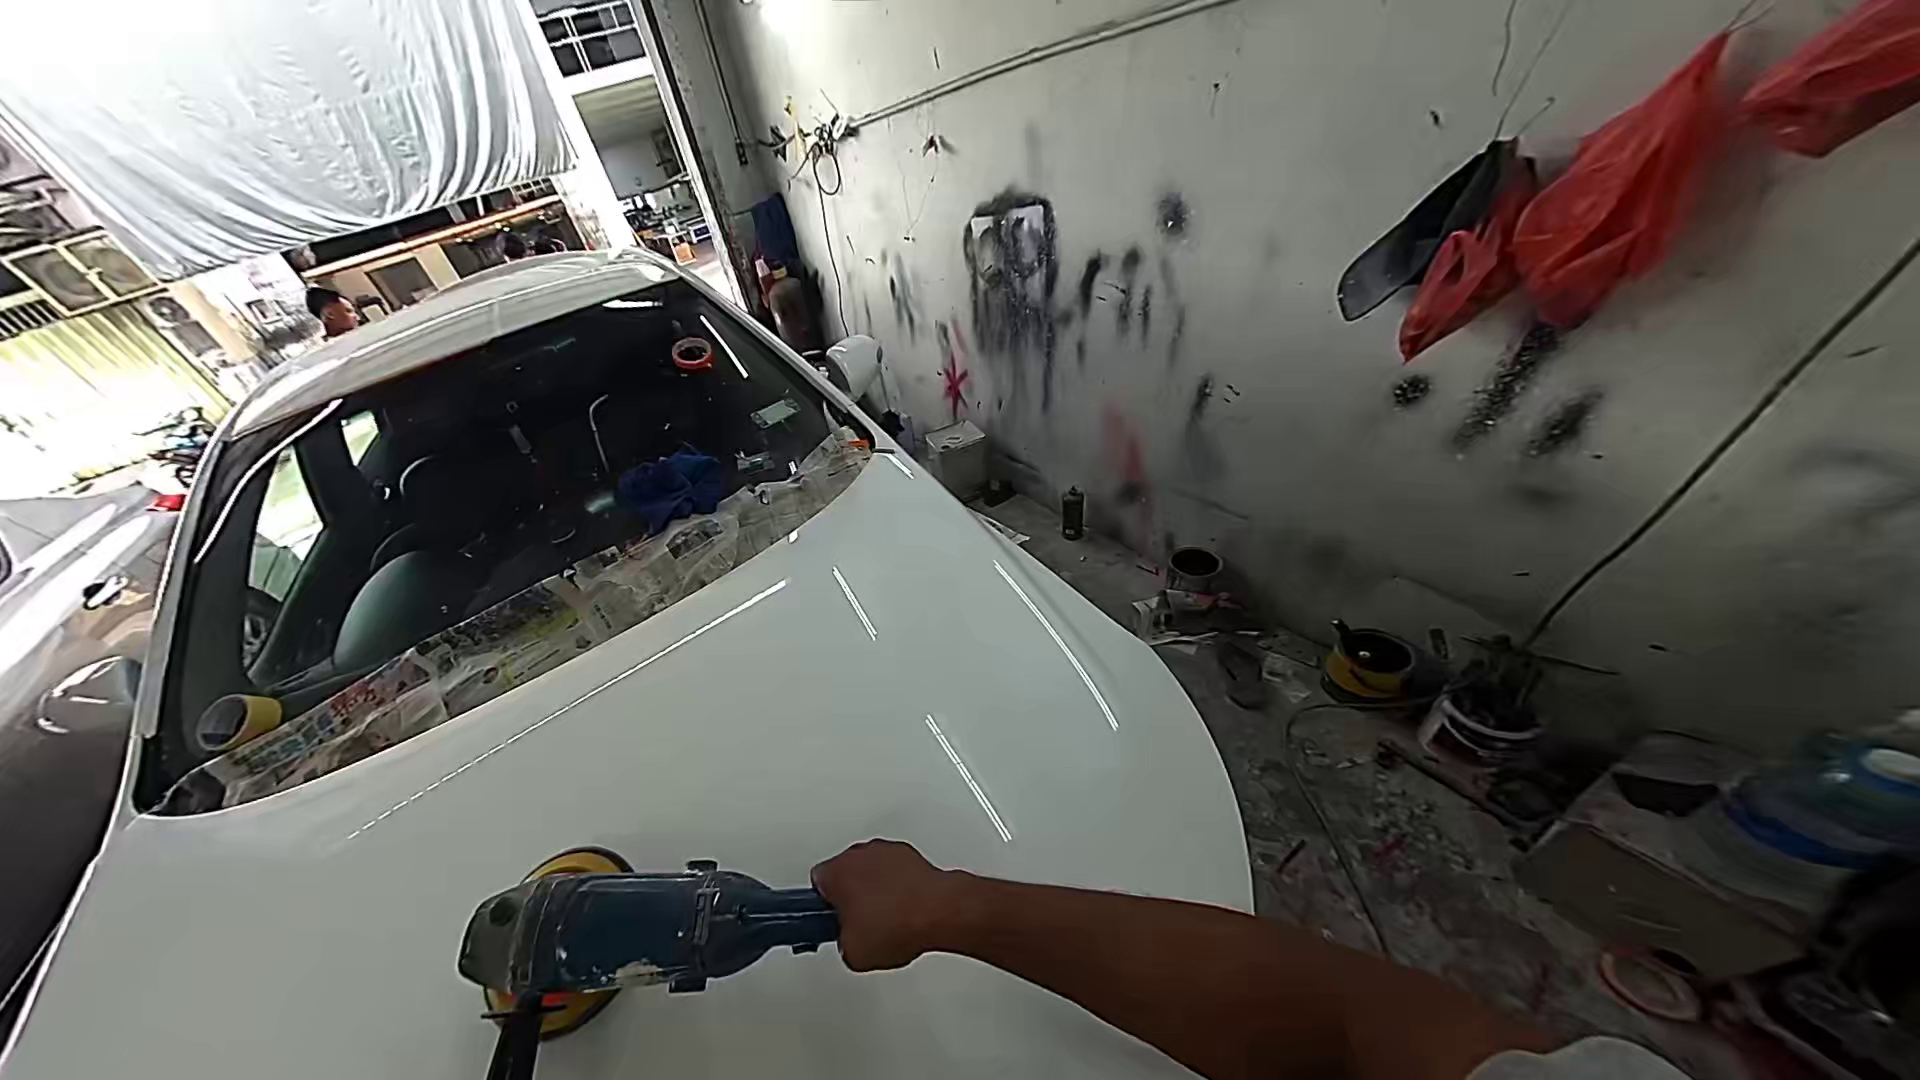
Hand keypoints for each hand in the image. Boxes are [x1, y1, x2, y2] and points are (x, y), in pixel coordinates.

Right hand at [811, 839, 971, 971]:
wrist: (937, 911)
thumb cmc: (897, 924)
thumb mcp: (852, 952)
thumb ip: (841, 940)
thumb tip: (849, 940)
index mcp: (838, 871)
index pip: (817, 882)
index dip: (820, 905)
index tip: (825, 918)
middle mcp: (860, 854)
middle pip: (843, 872)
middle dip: (847, 894)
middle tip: (855, 922)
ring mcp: (885, 851)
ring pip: (868, 868)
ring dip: (872, 886)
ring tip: (884, 918)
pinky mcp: (908, 854)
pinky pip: (891, 868)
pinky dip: (894, 882)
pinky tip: (901, 907)